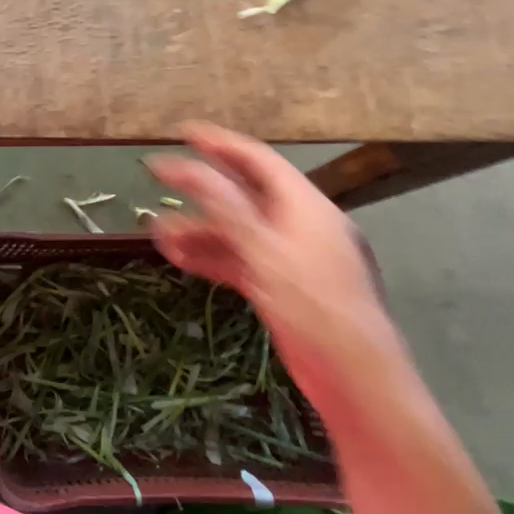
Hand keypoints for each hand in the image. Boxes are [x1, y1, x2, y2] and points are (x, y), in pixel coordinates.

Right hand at [145, 122, 396, 402]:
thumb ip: (221, 204)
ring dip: (198, 229)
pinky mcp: (284, 289)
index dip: (220, 144)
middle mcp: (301, 227)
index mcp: (307, 209)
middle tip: (158, 180)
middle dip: (200, 191)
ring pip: (238, 232)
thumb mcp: (263, 249)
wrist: (356, 380)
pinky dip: (211, 256)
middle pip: (245, 196)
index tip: (182, 133)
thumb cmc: (314, 306)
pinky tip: (180, 258)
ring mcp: (292, 260)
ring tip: (157, 231)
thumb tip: (182, 164)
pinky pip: (241, 260)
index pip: (259, 162)